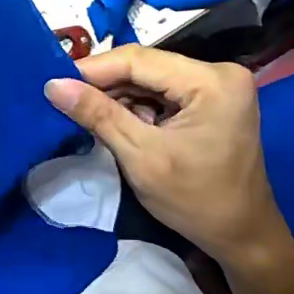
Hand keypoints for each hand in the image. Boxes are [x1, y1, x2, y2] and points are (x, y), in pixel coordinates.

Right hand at [44, 45, 288, 269]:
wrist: (240, 234)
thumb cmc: (194, 200)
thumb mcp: (141, 157)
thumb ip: (98, 116)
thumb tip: (53, 85)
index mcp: (211, 81)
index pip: (140, 59)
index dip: (93, 69)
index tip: (54, 81)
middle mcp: (219, 72)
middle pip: (147, 67)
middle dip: (105, 84)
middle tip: (64, 99)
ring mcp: (218, 86)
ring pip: (153, 80)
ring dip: (119, 97)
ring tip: (85, 113)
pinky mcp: (212, 101)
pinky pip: (164, 94)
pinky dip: (138, 107)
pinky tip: (115, 121)